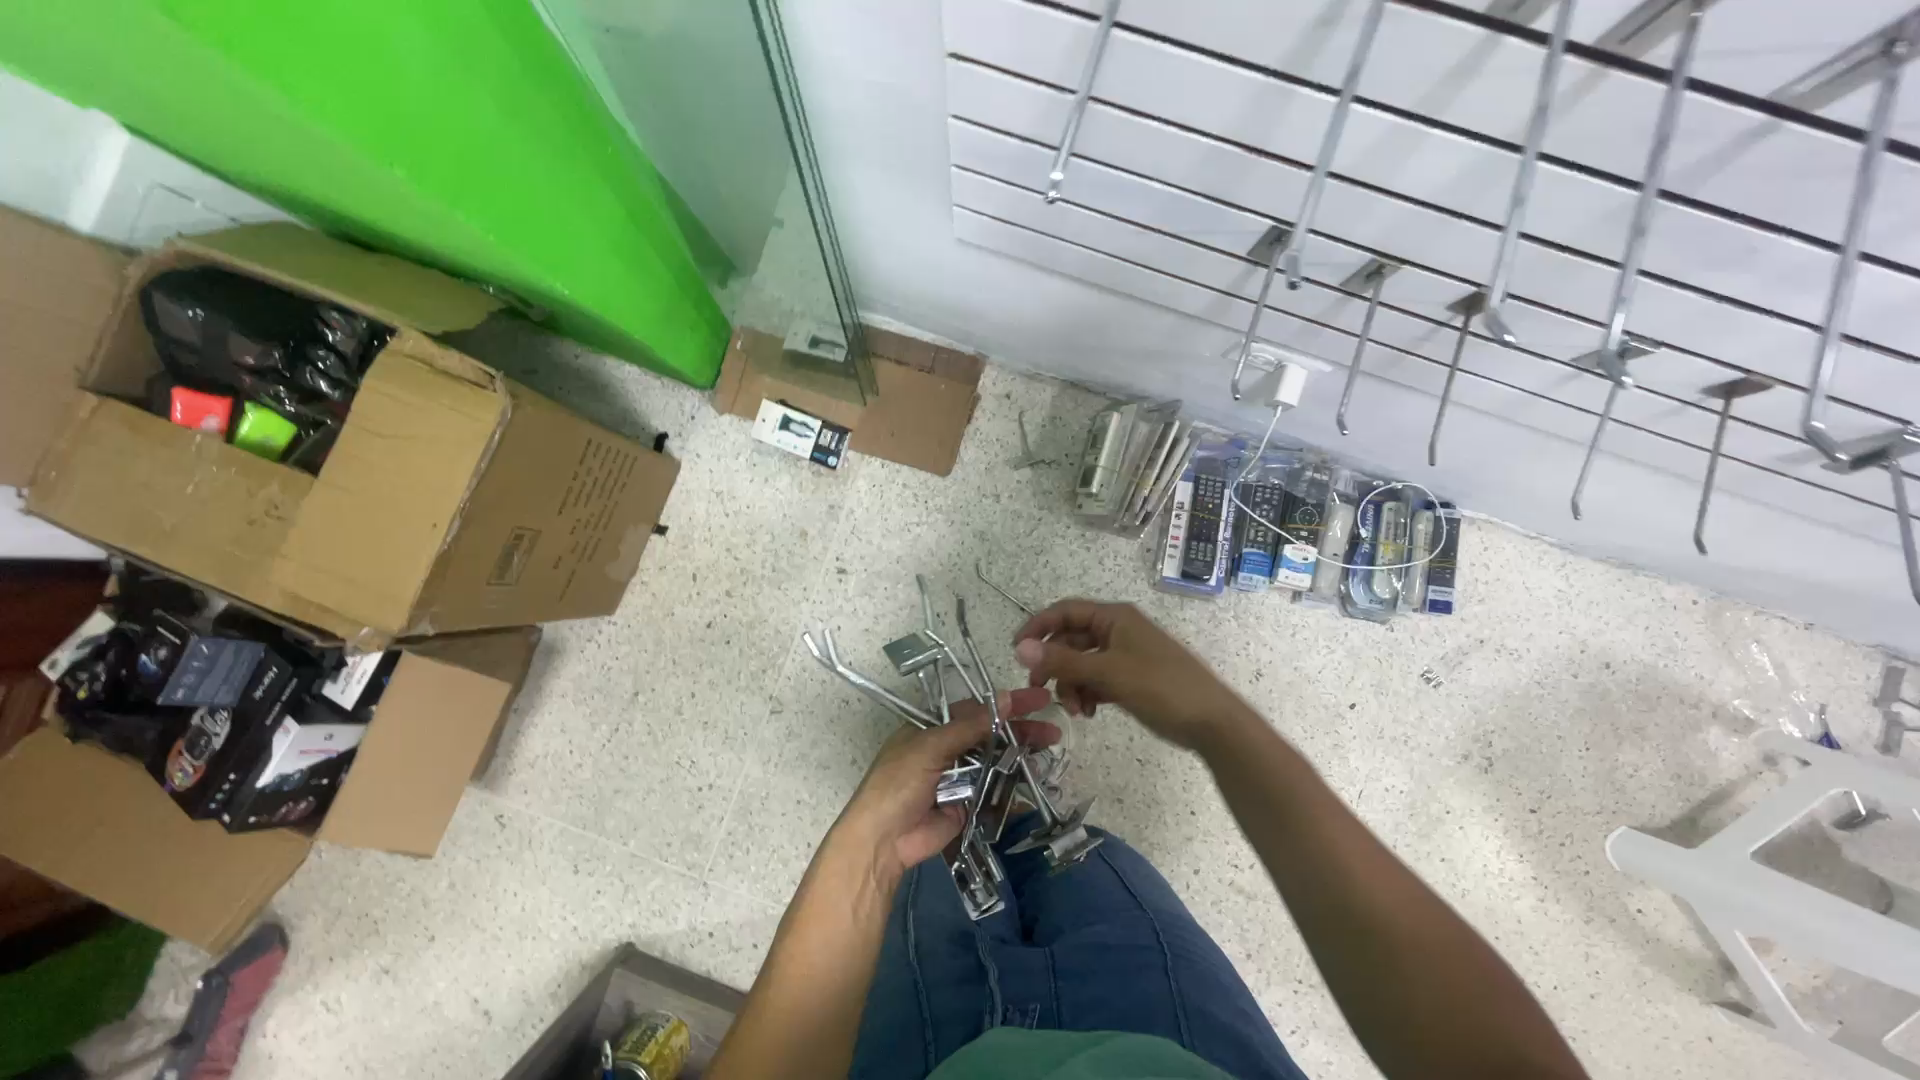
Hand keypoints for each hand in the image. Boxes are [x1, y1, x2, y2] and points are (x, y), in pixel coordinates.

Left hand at [831, 688, 1058, 884]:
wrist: (882, 840)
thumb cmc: (898, 783)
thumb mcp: (931, 746)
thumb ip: (970, 725)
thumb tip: (1004, 698)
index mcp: (932, 728)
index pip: (976, 710)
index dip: (1007, 704)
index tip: (1038, 698)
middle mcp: (947, 749)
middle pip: (990, 736)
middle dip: (1021, 731)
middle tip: (1053, 731)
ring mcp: (958, 778)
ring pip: (995, 763)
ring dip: (1020, 758)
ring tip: (1049, 754)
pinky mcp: (966, 805)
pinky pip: (994, 792)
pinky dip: (1013, 789)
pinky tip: (1034, 784)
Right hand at [1012, 599, 1248, 751]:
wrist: (1211, 721)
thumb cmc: (1161, 687)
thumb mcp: (1108, 673)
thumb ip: (1062, 661)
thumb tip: (1020, 648)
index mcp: (1115, 617)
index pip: (1065, 612)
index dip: (1038, 627)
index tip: (1015, 652)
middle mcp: (1118, 630)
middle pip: (1071, 640)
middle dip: (1055, 665)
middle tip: (1038, 690)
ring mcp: (1126, 654)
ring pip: (1083, 664)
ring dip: (1072, 684)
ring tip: (1076, 710)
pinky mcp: (1132, 678)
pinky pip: (1098, 679)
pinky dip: (1089, 693)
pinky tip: (1090, 713)